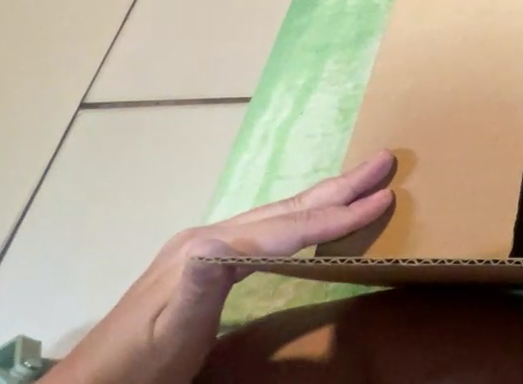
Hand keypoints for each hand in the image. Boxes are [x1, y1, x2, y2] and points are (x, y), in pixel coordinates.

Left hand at [47, 151, 395, 383]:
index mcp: (208, 250)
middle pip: (289, 208)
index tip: (385, 197)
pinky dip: (302, 214)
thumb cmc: (137, 370)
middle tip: (385, 160)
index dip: (339, 214)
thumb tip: (223, 241)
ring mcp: (206, 245)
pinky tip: (313, 215)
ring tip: (363, 177)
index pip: (289, 229)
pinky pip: (269, 227)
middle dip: (341, 185)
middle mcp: (210, 236)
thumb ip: (198, 287)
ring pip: (280, 213)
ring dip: (326, 194)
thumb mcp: (170, 336)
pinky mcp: (204, 258)